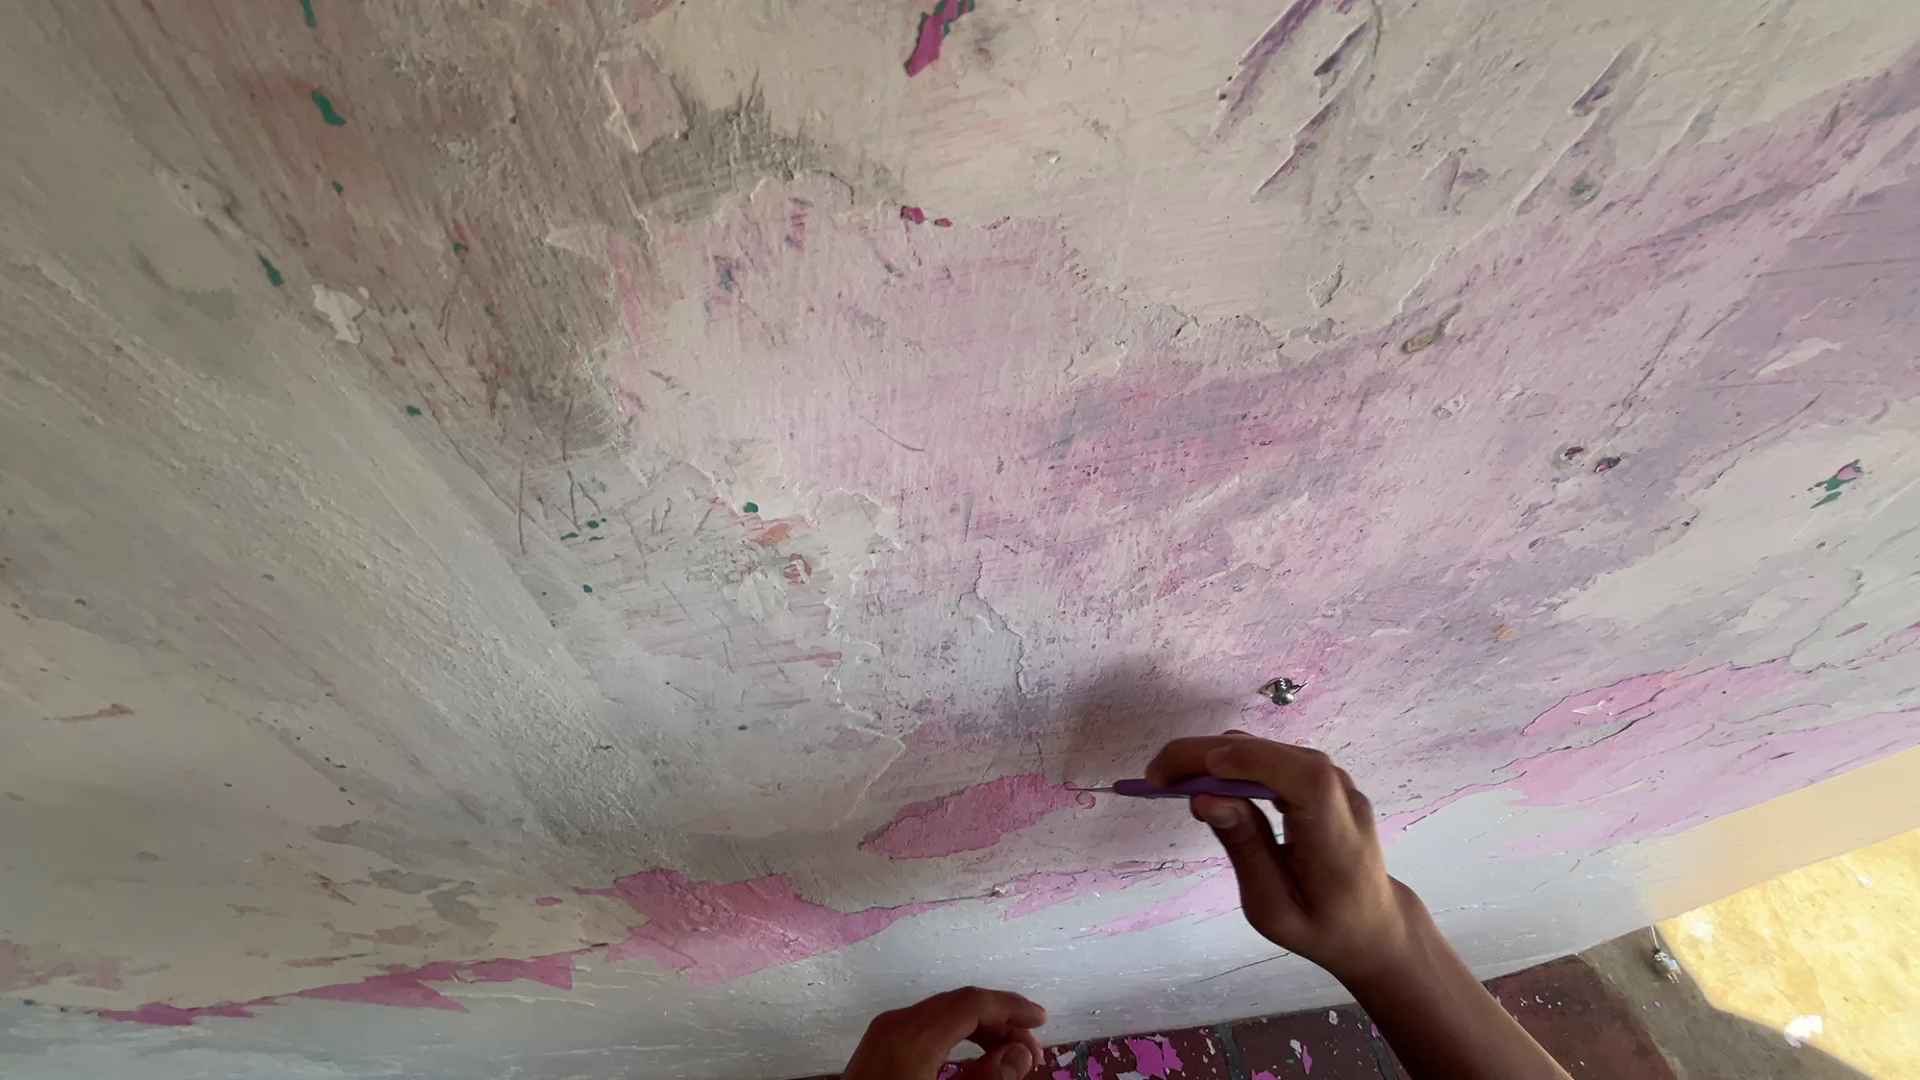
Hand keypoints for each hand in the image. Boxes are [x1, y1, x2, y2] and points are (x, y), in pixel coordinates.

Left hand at [842, 986, 1046, 1079]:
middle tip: (1032, 1053)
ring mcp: (884, 1032)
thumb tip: (1019, 1053)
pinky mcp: (880, 1045)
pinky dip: (956, 1034)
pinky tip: (975, 1056)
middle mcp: (896, 1023)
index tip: (1042, 1022)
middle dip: (1000, 1021)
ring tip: (1010, 1057)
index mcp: (910, 1036)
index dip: (1011, 1007)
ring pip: (943, 1013)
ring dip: (980, 1028)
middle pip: (958, 1004)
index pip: (970, 1002)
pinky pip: (927, 1025)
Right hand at [1145, 732, 1418, 982]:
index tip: (1204, 769)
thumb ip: (1243, 848)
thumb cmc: (1321, 927)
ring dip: (1211, 755)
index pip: (1304, 779)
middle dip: (1206, 755)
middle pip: (1272, 753)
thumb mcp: (1274, 907)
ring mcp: (1333, 779)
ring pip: (1263, 748)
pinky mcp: (1317, 775)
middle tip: (1155, 776)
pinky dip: (1227, 760)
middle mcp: (1341, 795)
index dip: (1254, 762)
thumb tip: (1204, 798)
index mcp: (1338, 838)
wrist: (1373, 926)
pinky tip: (1201, 781)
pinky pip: (1267, 755)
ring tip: (1171, 781)